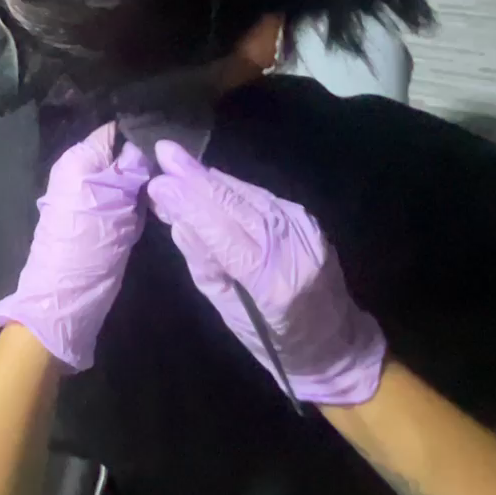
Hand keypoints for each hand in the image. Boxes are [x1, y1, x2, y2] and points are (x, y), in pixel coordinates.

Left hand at [0, 124, 150, 371]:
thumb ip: (131, 168)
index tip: (169, 143)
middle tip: (175, 169)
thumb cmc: (91, 246)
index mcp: (79, 157)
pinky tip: (151, 205)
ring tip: (170, 185)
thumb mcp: (119, 202)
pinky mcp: (88, 216)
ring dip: (138, 181)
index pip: (113, 131)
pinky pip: (114, 195)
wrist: (65, 299)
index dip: (139, 134)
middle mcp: (76, 168)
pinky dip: (130, 199)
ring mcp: (81, 193)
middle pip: (116, 152)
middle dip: (141, 159)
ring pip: (118, 175)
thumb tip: (143, 144)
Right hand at [145, 140, 386, 404]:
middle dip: (195, 177)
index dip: (189, 206)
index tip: (158, 183)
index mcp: (272, 282)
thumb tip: (177, 220)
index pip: (222, 234)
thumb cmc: (274, 340)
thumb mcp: (228, 311)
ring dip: (208, 177)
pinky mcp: (305, 216)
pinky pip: (257, 195)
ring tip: (174, 162)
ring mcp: (303, 227)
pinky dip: (227, 187)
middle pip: (234, 203)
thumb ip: (203, 263)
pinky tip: (205, 179)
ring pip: (246, 192)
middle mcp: (292, 247)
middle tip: (163, 152)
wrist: (337, 342)